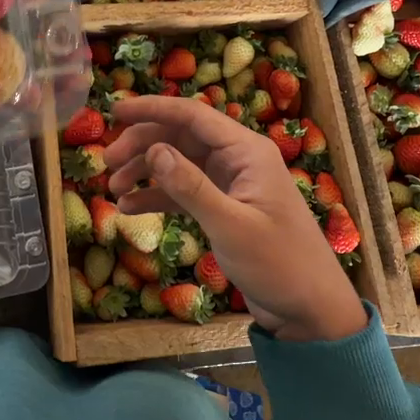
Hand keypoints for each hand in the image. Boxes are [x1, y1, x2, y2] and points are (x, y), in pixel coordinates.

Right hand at [105, 96, 367, 341]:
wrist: (312, 311)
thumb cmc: (280, 263)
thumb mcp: (231, 225)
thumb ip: (190, 186)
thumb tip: (153, 150)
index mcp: (246, 151)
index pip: (192, 115)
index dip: (151, 109)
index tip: (114, 111)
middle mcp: (236, 160)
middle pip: (180, 137)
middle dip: (142, 144)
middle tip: (108, 163)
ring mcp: (229, 184)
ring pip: (178, 163)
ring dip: (145, 171)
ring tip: (114, 189)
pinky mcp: (223, 208)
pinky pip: (183, 192)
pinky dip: (156, 197)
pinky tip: (129, 209)